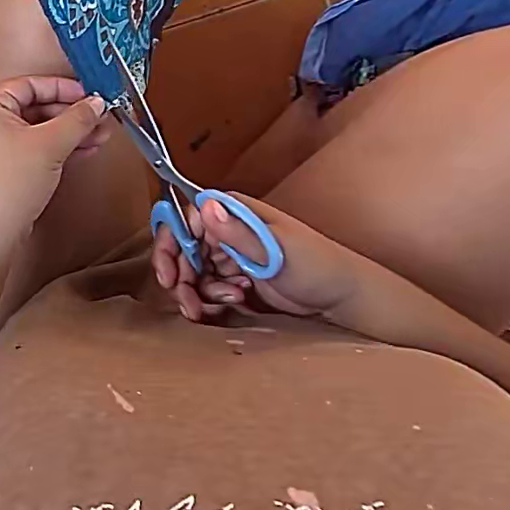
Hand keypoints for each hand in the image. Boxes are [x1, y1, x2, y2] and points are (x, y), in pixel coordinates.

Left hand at [0, 75, 110, 246]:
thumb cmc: (6, 188)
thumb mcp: (51, 144)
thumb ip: (77, 119)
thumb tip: (94, 104)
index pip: (29, 84)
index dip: (62, 88)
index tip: (86, 94)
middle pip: (36, 107)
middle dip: (71, 114)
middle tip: (96, 116)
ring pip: (40, 130)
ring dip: (71, 132)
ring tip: (97, 134)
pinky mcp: (6, 168)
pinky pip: (37, 148)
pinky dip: (60, 148)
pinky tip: (83, 149)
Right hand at [151, 194, 370, 322]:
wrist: (340, 296)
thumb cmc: (317, 265)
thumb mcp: (275, 250)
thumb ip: (237, 232)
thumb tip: (205, 205)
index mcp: (234, 213)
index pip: (185, 220)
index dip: (171, 246)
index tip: (170, 275)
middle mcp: (227, 231)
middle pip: (183, 251)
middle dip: (183, 280)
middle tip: (191, 305)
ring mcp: (230, 255)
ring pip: (193, 274)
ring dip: (200, 294)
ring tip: (229, 302)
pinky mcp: (235, 278)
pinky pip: (208, 289)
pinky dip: (211, 301)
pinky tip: (233, 303)